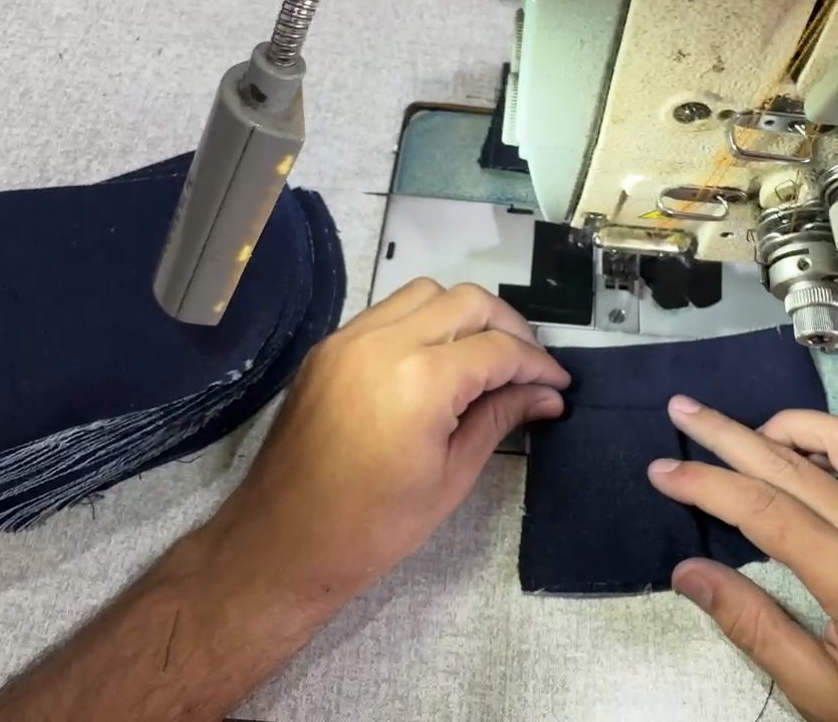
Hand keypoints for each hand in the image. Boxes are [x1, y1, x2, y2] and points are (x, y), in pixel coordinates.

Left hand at [215, 279, 570, 600]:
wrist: (280, 544)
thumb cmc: (373, 528)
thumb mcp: (452, 477)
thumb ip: (500, 417)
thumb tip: (547, 395)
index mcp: (420, 381)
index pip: (498, 349)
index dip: (537, 363)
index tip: (557, 383)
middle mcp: (384, 342)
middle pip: (467, 301)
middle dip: (508, 326)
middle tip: (527, 365)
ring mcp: (350, 338)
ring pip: (426, 292)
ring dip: (464, 313)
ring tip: (483, 355)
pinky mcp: (330, 345)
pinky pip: (389, 310)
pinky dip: (423, 321)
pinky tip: (436, 358)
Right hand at [647, 398, 837, 721]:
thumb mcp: (825, 693)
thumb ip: (752, 625)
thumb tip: (689, 573)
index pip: (761, 509)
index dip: (704, 483)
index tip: (664, 470)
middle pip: (790, 460)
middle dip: (726, 433)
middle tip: (684, 410)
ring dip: (792, 425)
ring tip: (752, 433)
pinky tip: (825, 452)